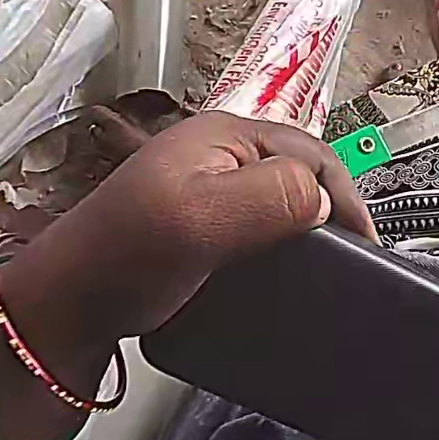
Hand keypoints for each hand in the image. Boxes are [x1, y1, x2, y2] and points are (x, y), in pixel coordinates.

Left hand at [0, 111, 375, 361]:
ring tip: (321, 264)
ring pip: (277, 199)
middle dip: (326, 209)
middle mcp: (216, 153)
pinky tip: (278, 268)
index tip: (365, 244)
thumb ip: (268, 196)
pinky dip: (276, 243)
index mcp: (221, 136)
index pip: (308, 152)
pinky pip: (254, 224)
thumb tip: (320, 198)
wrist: (73, 303)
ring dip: (302, 228)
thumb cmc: (125, 255)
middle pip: (295, 172)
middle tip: (349, 255)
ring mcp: (205, 186)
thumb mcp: (200, 216)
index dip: (342, 195)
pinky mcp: (198, 220)